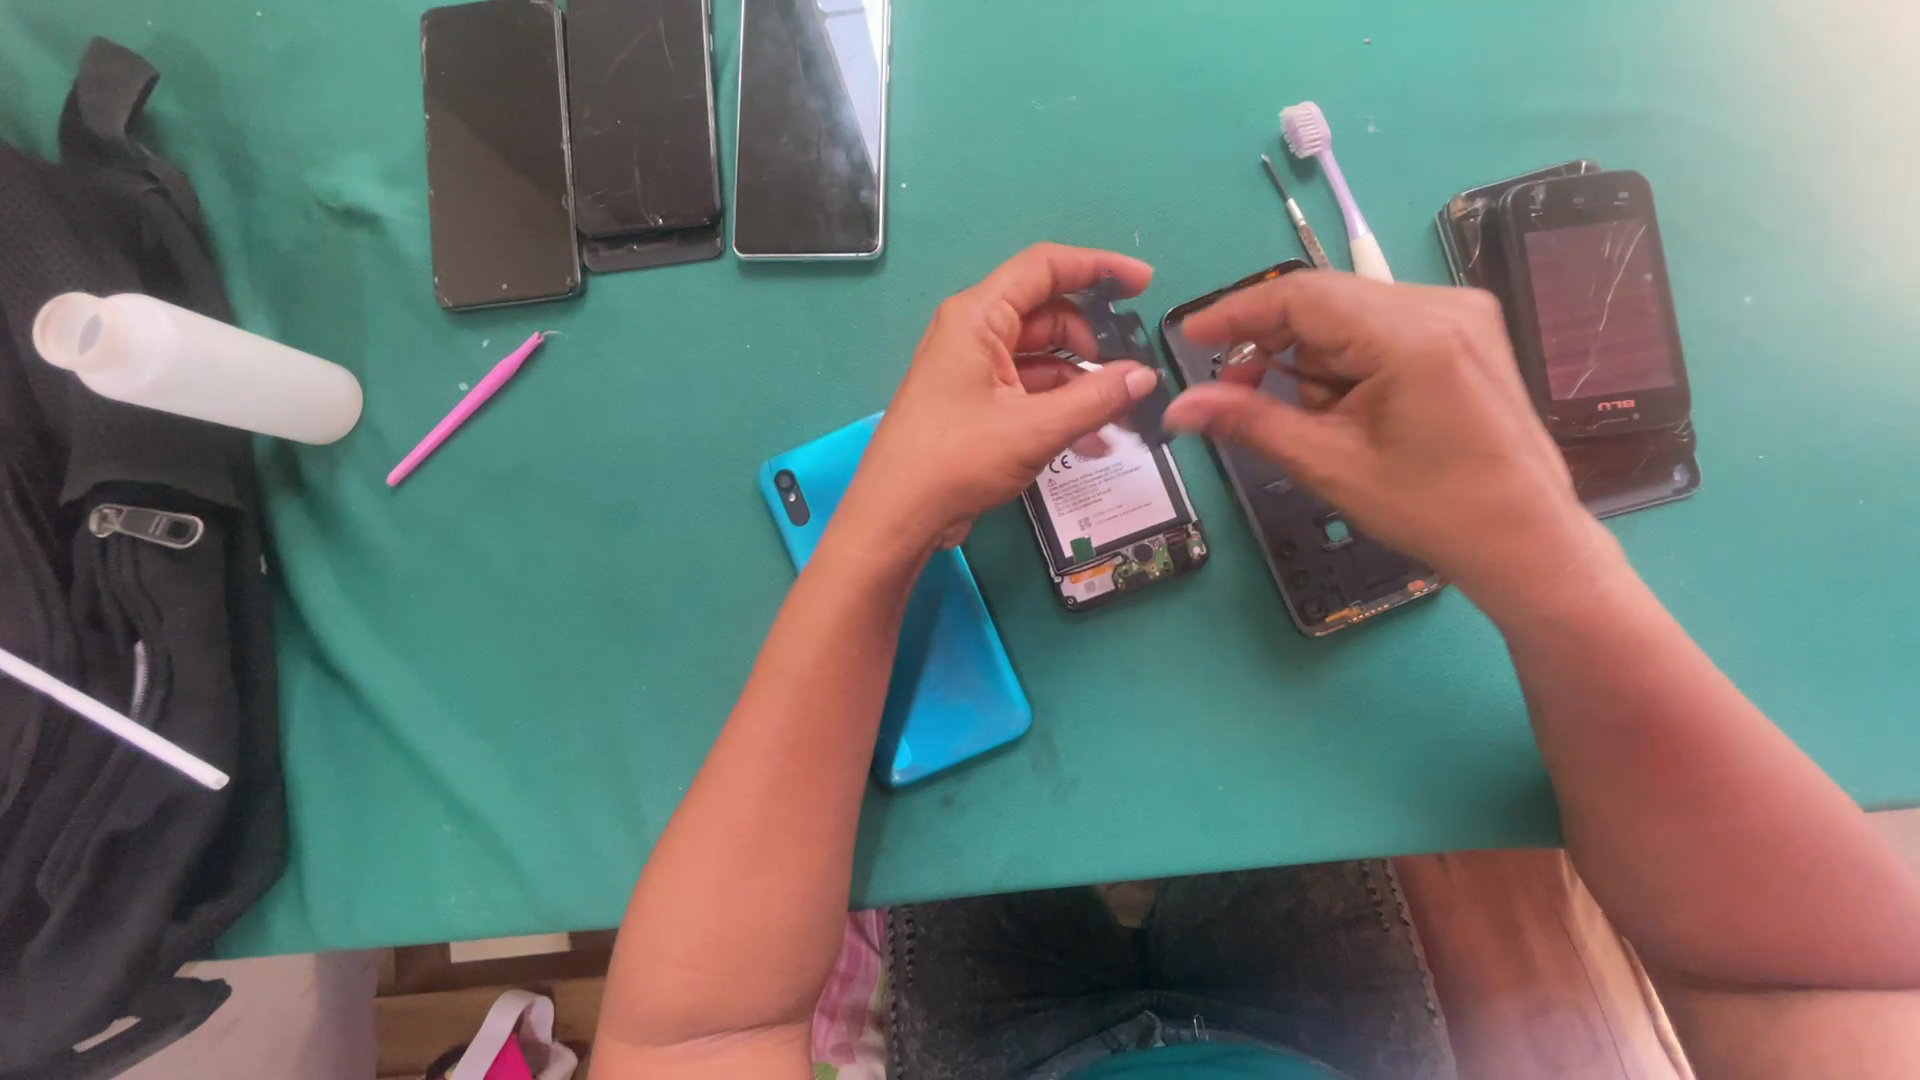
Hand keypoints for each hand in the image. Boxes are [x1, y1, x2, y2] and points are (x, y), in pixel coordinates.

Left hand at [837, 244, 1161, 553]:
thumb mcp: (1034, 428)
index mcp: (977, 317)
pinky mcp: (977, 406)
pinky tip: (1093, 440)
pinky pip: (1030, 392)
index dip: (1097, 267)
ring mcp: (974, 372)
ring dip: (1082, 384)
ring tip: (1123, 416)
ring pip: (1043, 359)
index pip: (1044, 267)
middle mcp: (974, 334)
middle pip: (1049, 316)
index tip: (1143, 282)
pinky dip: (1061, 409)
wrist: (899, 515)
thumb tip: (1144, 377)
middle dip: (1094, 341)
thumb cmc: (957, 459)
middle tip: (1133, 372)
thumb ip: (1095, 399)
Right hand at [1162, 271, 1619, 615]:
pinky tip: (1336, 405)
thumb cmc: (1428, 509)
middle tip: (1235, 392)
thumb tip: (1177, 407)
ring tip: (1298, 414)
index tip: (1189, 338)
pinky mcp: (1463, 333)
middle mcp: (1441, 305)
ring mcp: (1460, 314)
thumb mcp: (1327, 464)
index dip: (1236, 312)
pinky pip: (1376, 329)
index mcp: (1412, 334)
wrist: (1524, 539)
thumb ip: (1248, 422)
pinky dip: (1340, 362)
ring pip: (1347, 316)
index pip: (1302, 296)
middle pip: (1324, 302)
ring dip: (1305, 358)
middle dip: (1270, 343)